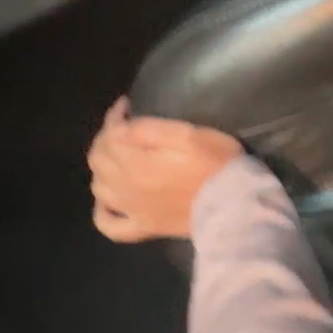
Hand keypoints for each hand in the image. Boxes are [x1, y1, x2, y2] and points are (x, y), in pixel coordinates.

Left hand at [88, 97, 244, 242]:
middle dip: (105, 139)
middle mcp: (126, 187)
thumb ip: (150, 130)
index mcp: (136, 162)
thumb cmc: (217, 163)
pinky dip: (101, 213)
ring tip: (118, 156)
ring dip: (102, 168)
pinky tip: (106, 202)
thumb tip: (122, 126)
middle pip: (98, 160)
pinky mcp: (143, 228)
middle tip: (122, 126)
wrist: (234, 203)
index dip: (114, 117)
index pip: (110, 136)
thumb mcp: (190, 134)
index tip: (126, 104)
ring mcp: (132, 210)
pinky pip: (109, 225)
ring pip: (98, 187)